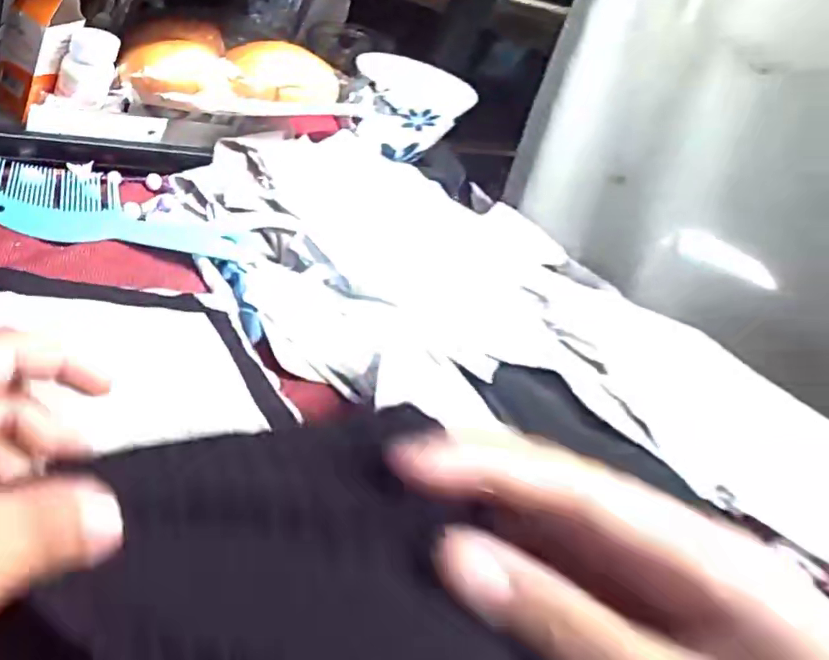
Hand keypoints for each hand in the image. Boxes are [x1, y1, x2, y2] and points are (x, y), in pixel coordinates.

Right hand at [391, 431, 828, 659]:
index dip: (475, 459)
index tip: (400, 460)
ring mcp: (634, 571)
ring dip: (453, 497)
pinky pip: (524, 546)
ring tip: (386, 488)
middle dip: (453, 461)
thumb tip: (453, 554)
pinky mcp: (609, 596)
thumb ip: (571, 621)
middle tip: (378, 463)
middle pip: (537, 476)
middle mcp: (659, 543)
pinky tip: (430, 535)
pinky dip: (470, 535)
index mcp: (700, 551)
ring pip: (522, 507)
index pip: (565, 478)